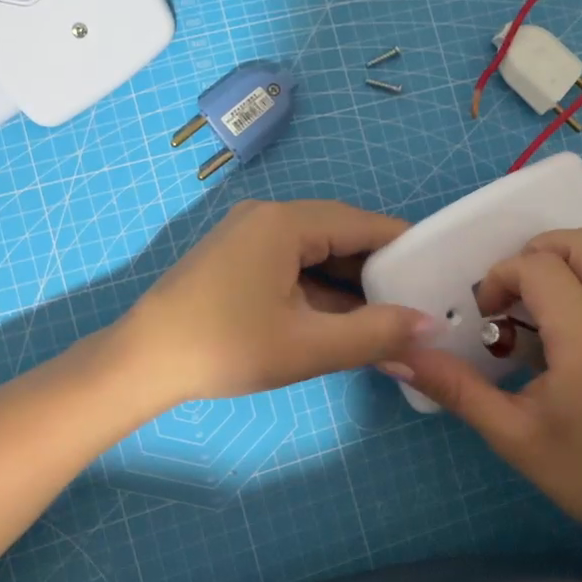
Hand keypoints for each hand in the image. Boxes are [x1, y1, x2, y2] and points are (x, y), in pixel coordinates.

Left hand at [117, 200, 434, 403]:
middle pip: (339, 236)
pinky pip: (290, 267)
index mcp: (285, 222)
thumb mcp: (309, 345)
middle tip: (418, 303)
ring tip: (389, 319)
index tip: (439, 273)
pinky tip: (342, 324)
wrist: (142, 362)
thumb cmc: (226, 346)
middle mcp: (266, 218)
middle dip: (377, 272)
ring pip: (314, 255)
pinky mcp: (234, 262)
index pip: (363, 224)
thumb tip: (431, 327)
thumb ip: (375, 334)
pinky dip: (318, 292)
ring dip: (348, 287)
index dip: (404, 247)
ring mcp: (246, 239)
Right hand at [396, 228, 581, 581]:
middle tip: (509, 293)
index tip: (485, 314)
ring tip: (531, 328)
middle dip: (536, 251)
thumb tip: (396, 356)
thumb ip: (455, 388)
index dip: (501, 276)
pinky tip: (564, 359)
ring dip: (560, 276)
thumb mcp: (513, 437)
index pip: (541, 268)